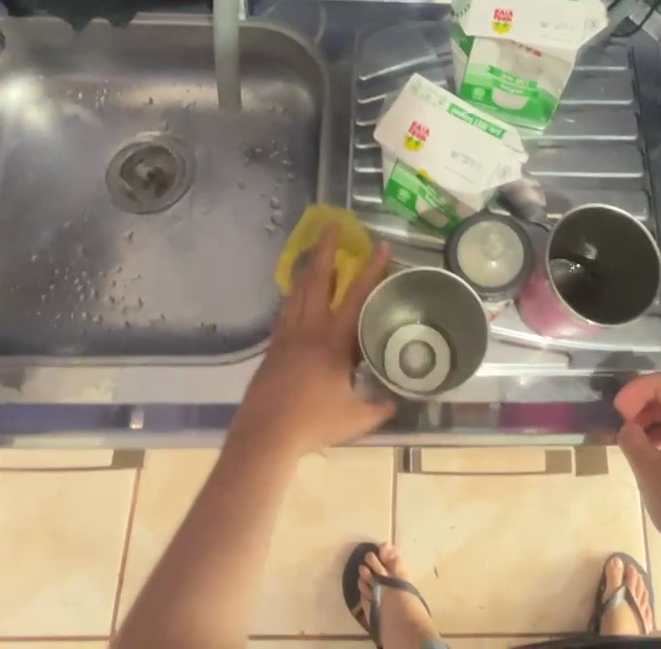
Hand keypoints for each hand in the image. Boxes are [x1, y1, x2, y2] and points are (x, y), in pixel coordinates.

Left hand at [231, 227, 394, 457]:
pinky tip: (298, 295)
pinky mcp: (273, 348)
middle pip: (318, 280)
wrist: (265, 435)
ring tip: (316, 253)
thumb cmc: (313, 424)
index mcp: (334, 342)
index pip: (358, 297)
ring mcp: (287, 336)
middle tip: (332, 225)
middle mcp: (310, 330)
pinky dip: (295, 295)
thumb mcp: (356, 418)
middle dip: (326, 250)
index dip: (372, 271)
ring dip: (309, 269)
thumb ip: (379, 406)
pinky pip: (287, 311)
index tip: (382, 246)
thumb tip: (395, 399)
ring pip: (298, 292)